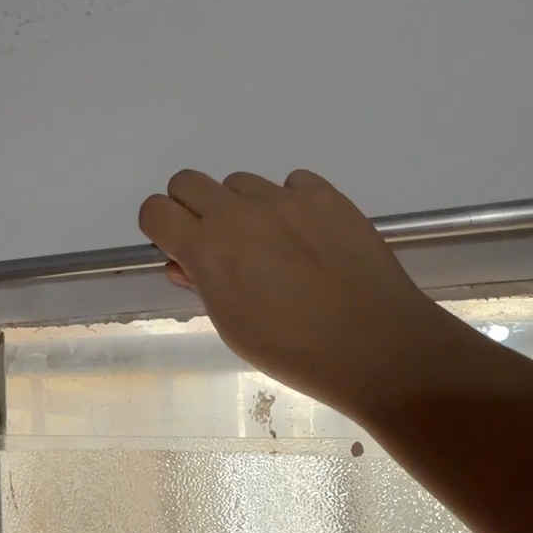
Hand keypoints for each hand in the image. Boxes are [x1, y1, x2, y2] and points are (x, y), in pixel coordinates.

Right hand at [138, 170, 484, 418]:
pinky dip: (289, 203)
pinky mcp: (325, 195)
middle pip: (187, 181)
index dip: (159, 228)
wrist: (377, 347)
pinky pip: (291, 182)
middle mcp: (238, 213)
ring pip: (239, 182)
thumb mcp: (231, 327)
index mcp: (207, 249)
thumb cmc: (292, 351)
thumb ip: (201, 284)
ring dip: (241, 207)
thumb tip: (185, 262)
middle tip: (217, 244)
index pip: (155, 210)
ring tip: (272, 245)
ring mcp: (284, 199)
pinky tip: (308, 236)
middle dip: (191, 209)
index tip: (176, 248)